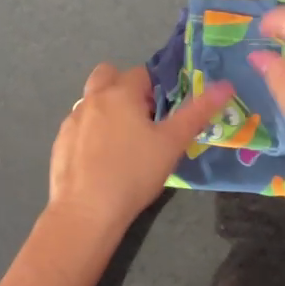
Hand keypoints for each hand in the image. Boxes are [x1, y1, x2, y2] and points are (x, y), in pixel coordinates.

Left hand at [47, 62, 233, 239]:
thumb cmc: (134, 173)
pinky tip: (101, 162)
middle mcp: (92, 99)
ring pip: (91, 101)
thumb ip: (198, 112)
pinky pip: (79, 126)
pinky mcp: (59, 143)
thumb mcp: (172, 143)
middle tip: (141, 120)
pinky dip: (90, 134)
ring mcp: (72, 121)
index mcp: (120, 92)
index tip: (164, 113)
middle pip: (108, 75)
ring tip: (123, 145)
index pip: (142, 73)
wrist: (86, 212)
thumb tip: (225, 85)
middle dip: (124, 88)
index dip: (157, 89)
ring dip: (107, 111)